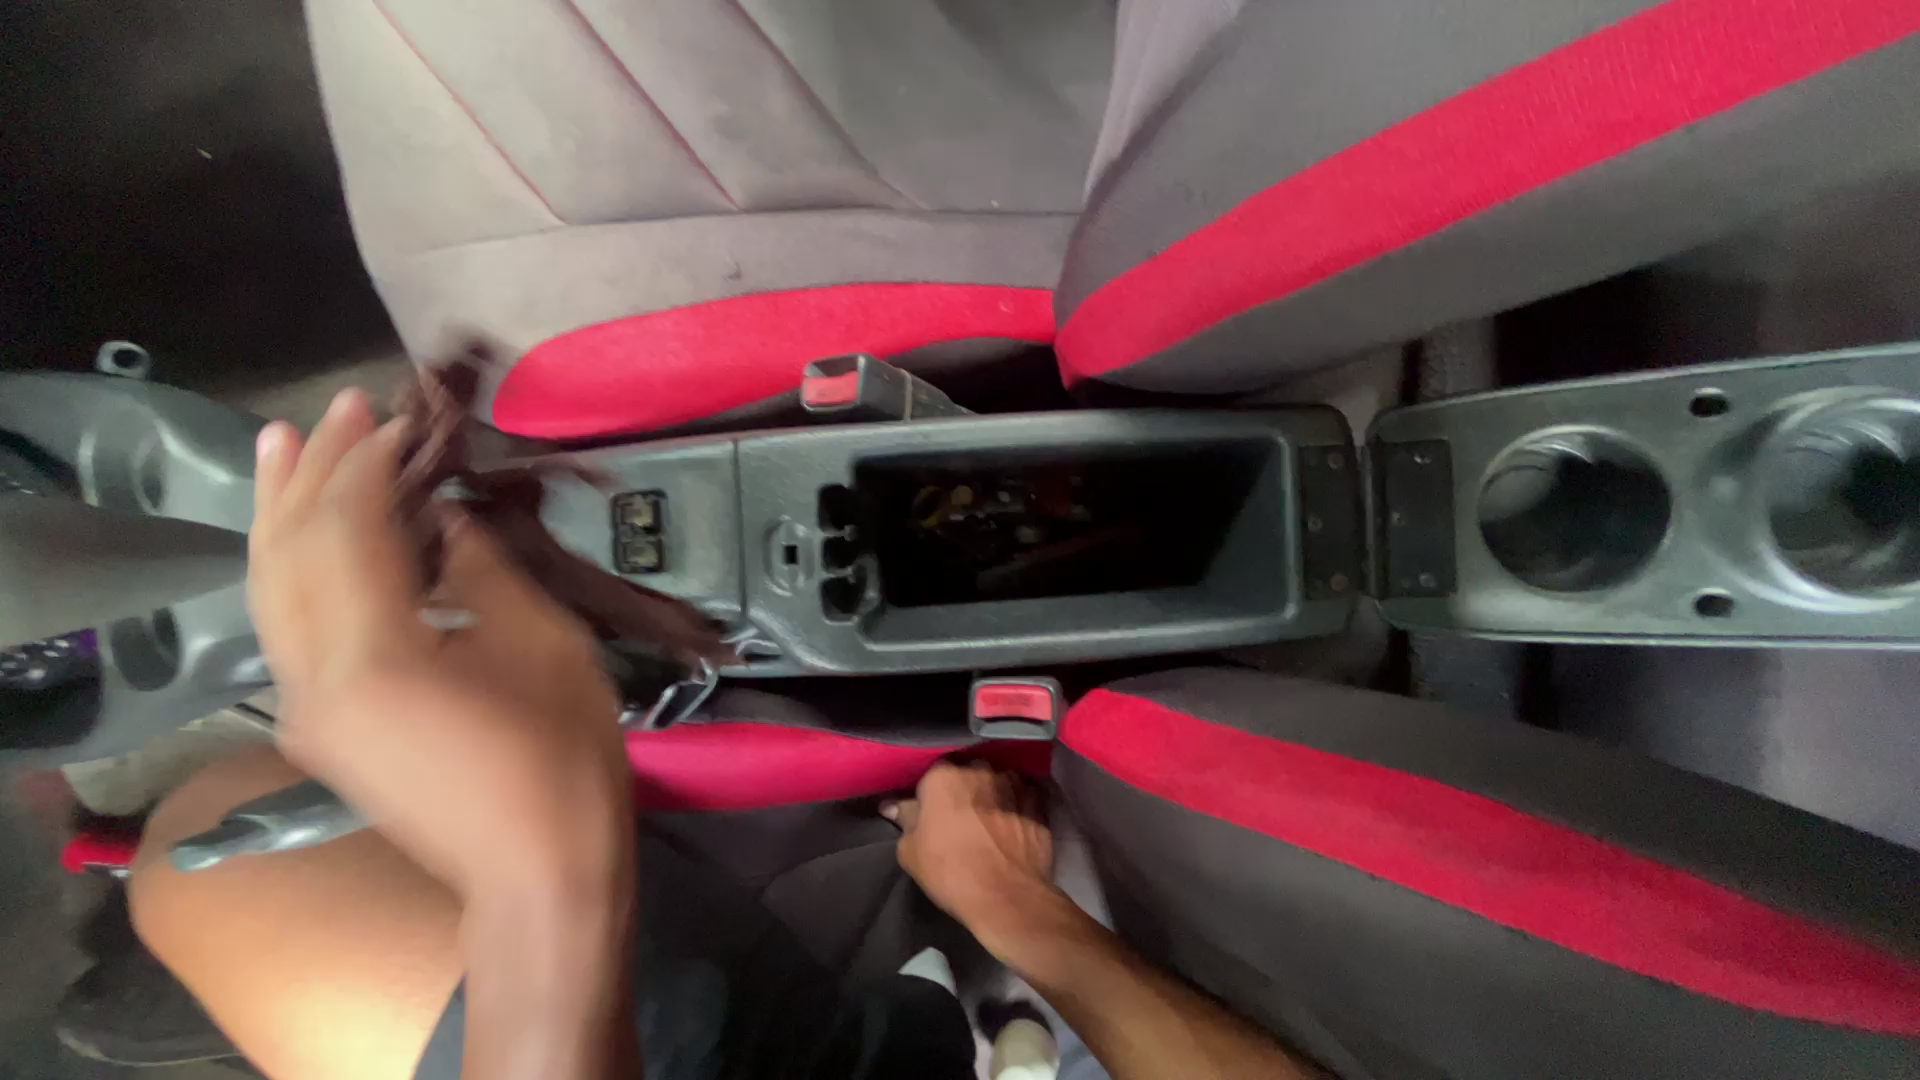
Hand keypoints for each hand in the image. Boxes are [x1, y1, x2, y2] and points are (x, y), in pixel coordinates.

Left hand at [248, 389, 630, 901]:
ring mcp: (303, 709)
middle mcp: (311, 683)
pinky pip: (289, 626)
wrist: (536, 864)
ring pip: (269, 591)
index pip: (346, 536)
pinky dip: (294, 566)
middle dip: (312, 474)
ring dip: (282, 512)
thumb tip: (445, 522)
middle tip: (339, 409)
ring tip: (290, 444)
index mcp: (375, 662)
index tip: (396, 417)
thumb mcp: (545, 647)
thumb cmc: (562, 755)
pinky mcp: (319, 724)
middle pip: (286, 556)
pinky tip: (306, 535)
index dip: (367, 467)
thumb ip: (484, 574)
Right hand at [886, 762, 1065, 959]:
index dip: (931, 796)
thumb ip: (905, 820)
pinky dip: (1018, 803)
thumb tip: (893, 806)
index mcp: (943, 777)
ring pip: (997, 780)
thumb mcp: (911, 853)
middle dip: (964, 790)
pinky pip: (1024, 793)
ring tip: (990, 821)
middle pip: (967, 773)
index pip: (932, 776)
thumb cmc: (952, 873)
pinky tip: (1014, 821)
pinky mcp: (1037, 800)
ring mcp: (1012, 782)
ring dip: (992, 794)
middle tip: (961, 818)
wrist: (1008, 898)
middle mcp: (979, 769)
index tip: (933, 815)